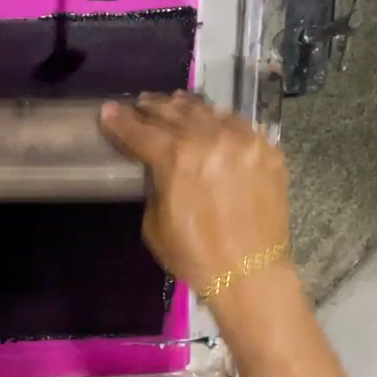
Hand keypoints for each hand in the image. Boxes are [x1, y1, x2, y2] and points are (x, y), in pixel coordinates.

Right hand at [100, 93, 290, 300]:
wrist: (250, 273)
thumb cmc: (195, 257)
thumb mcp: (156, 226)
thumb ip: (156, 188)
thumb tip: (160, 172)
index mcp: (176, 159)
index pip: (141, 132)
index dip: (121, 122)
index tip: (109, 111)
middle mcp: (210, 139)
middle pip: (175, 114)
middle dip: (153, 108)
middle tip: (141, 103)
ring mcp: (243, 141)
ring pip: (209, 112)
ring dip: (186, 108)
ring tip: (174, 103)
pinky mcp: (267, 151)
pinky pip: (239, 126)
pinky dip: (219, 121)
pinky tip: (212, 121)